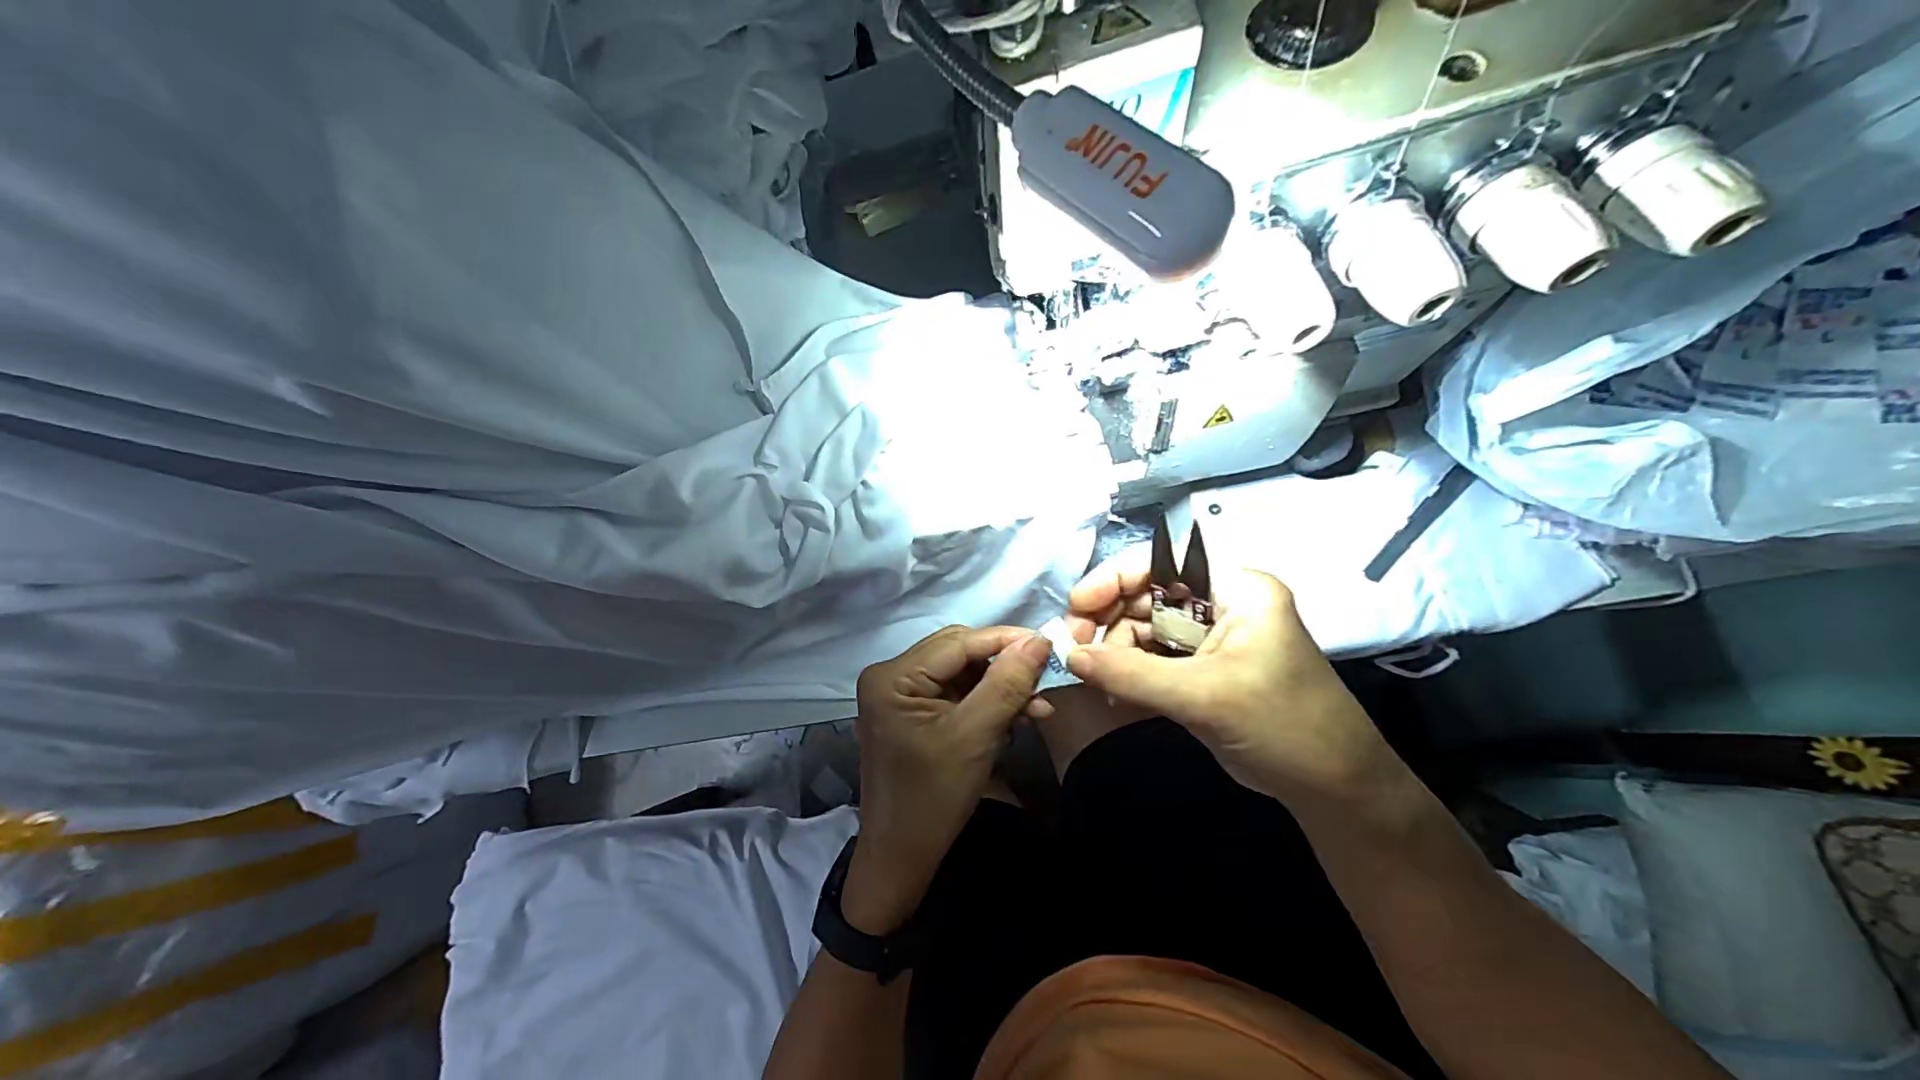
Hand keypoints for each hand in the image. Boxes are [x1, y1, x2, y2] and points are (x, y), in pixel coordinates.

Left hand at [847, 625, 1052, 932]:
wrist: (902, 857)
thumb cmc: (933, 797)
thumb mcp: (975, 736)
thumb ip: (1006, 684)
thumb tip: (1038, 640)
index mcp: (892, 676)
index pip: (958, 642)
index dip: (1006, 640)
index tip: (1050, 644)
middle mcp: (890, 676)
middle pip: (959, 653)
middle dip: (1004, 665)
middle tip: (1045, 677)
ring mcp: (900, 695)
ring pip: (962, 673)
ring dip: (1000, 686)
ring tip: (1038, 707)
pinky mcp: (913, 714)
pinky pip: (957, 694)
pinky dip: (987, 702)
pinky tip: (1018, 717)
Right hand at [1064, 559, 1403, 808]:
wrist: (1332, 787)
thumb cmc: (1281, 725)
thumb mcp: (1203, 696)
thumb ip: (1130, 674)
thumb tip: (1068, 657)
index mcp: (1236, 588)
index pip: (1161, 563)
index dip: (1113, 579)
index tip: (1076, 610)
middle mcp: (1221, 603)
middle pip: (1147, 595)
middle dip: (1108, 621)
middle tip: (1075, 651)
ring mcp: (1211, 637)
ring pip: (1144, 628)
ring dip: (1115, 651)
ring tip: (1097, 679)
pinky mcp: (1202, 669)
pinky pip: (1153, 657)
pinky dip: (1129, 671)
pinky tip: (1112, 690)